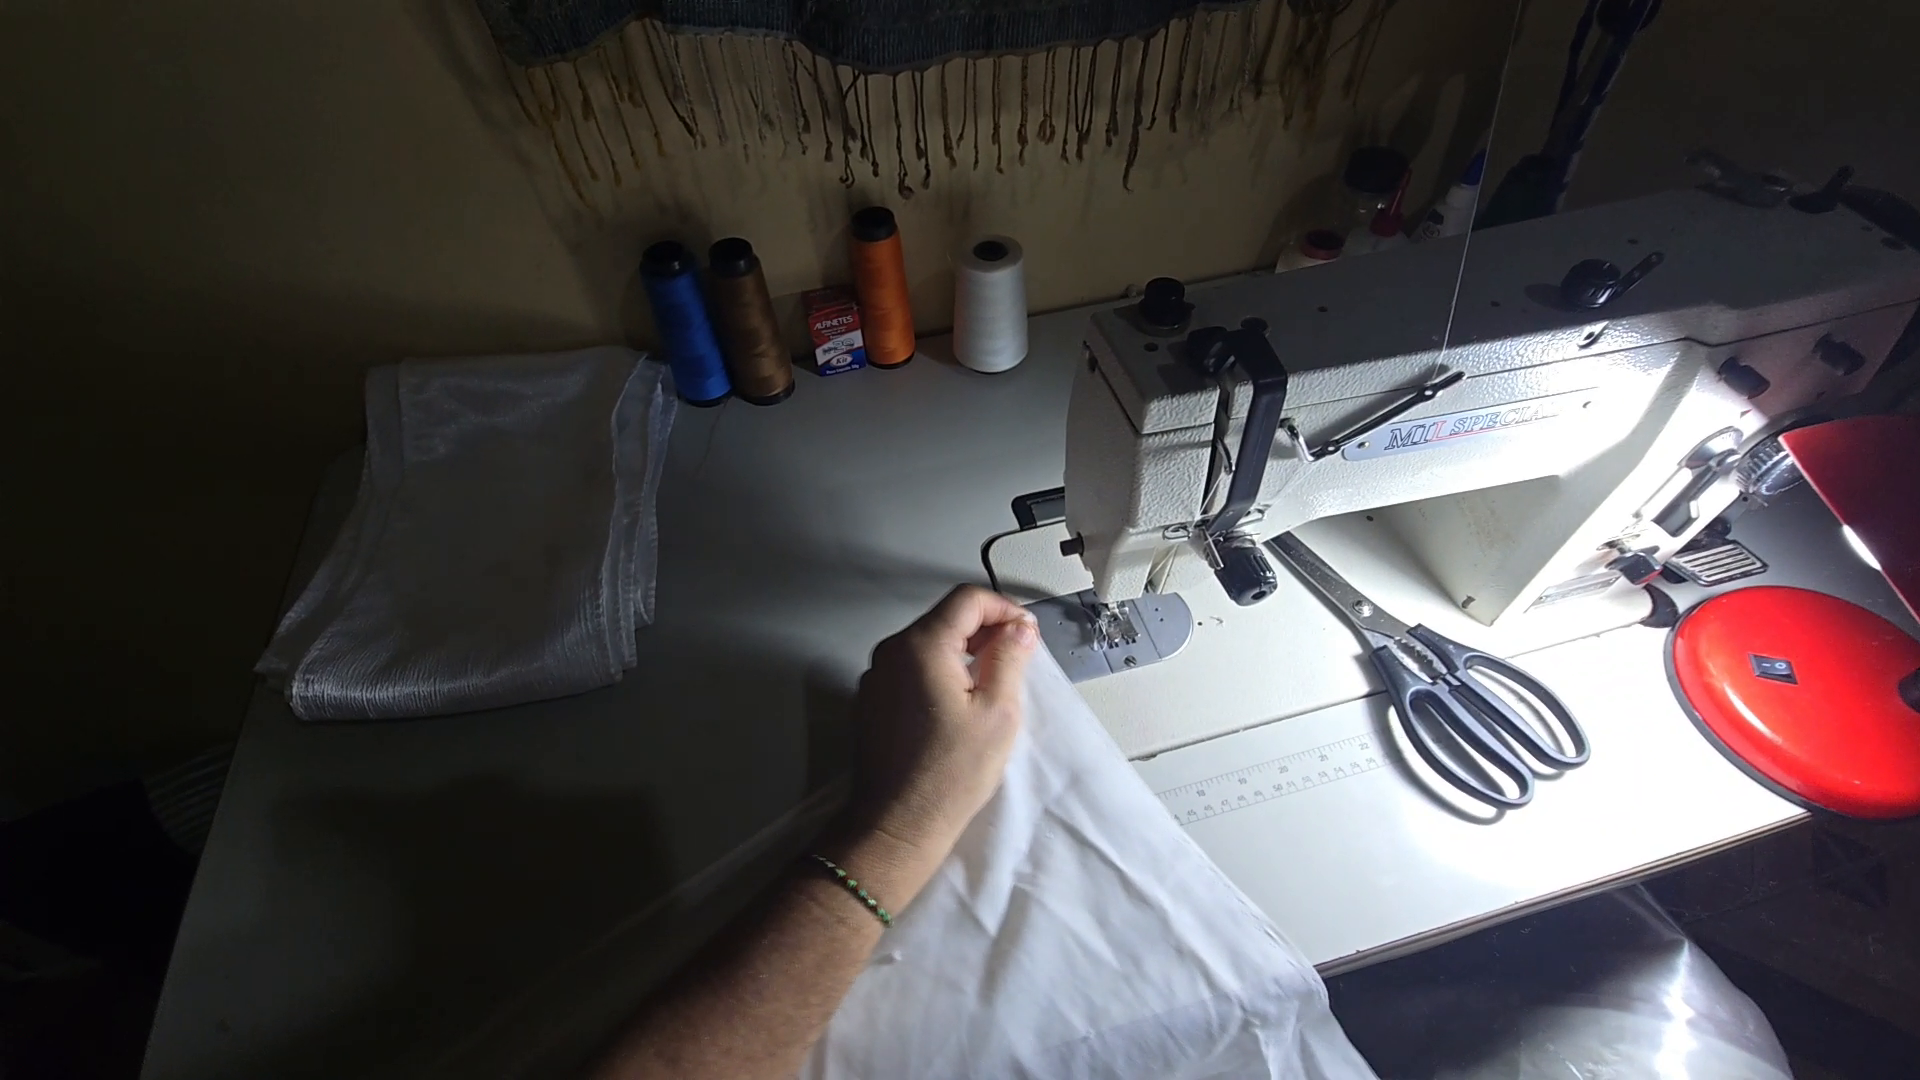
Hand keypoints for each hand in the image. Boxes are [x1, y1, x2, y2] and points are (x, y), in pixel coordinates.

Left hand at [826, 586, 1038, 907]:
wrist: (897, 824)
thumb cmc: (950, 773)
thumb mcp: (998, 711)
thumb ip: (1010, 658)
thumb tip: (1019, 629)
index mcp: (921, 645)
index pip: (967, 599)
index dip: (1003, 608)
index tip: (1025, 633)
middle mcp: (891, 651)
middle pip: (945, 617)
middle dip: (985, 629)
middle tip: (1016, 657)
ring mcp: (876, 675)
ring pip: (928, 641)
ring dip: (962, 650)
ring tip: (991, 682)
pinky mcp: (872, 699)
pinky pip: (911, 666)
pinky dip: (939, 670)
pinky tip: (959, 702)